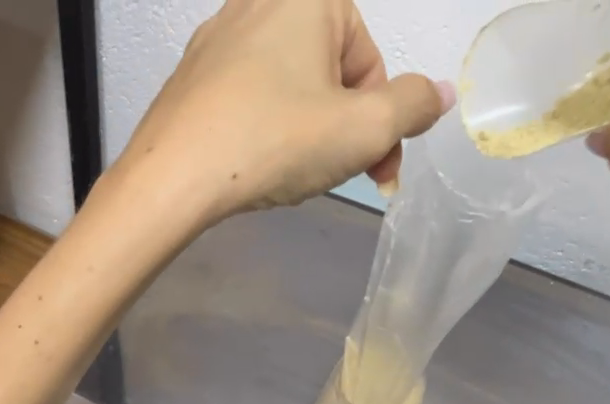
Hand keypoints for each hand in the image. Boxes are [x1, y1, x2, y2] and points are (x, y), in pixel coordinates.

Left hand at [107, 0, 451, 229]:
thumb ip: (413, 106)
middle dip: (339, 127)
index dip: (380, 120)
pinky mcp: (185, 81)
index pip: (368, 60)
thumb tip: (439, 93)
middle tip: (333, 175)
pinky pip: (240, 102)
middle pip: (324, 72)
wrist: (170, 180)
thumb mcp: (364, 130)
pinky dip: (256, 133)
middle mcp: (256, 3)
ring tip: (288, 176)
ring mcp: (213, 42)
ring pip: (282, 89)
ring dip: (300, 133)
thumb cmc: (272, 142)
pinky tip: (248, 168)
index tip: (378, 168)